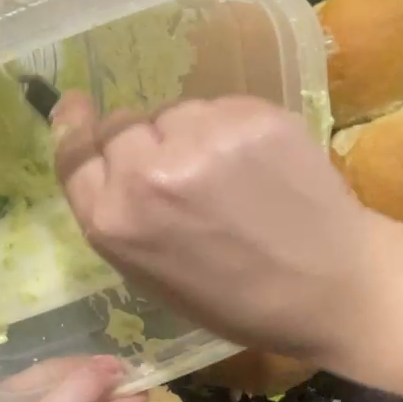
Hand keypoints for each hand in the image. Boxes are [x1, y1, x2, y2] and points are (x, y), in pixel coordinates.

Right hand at [52, 92, 389, 363]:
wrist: (330, 287)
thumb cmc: (226, 296)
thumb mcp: (142, 270)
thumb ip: (111, 211)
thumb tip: (97, 154)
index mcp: (112, 221)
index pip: (72, 152)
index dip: (72, 125)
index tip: (76, 105)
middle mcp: (146, 174)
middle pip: (118, 125)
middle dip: (135, 140)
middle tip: (169, 168)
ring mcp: (200, 141)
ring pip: (168, 112)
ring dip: (181, 132)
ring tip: (219, 171)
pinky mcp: (249, 117)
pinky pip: (214, 107)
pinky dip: (223, 127)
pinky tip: (249, 161)